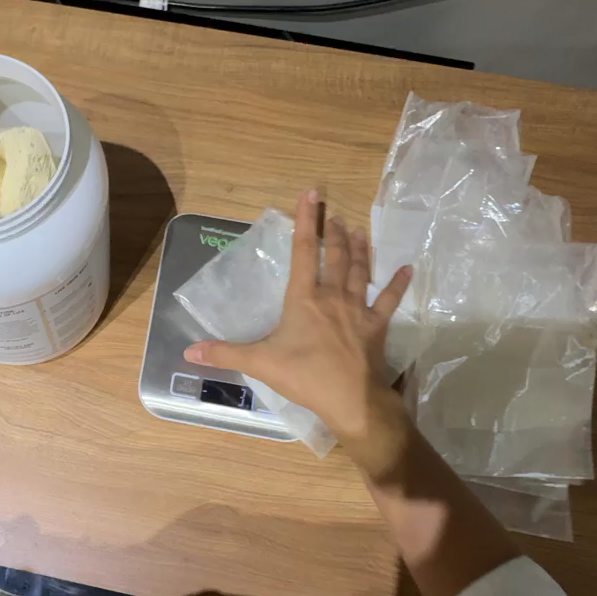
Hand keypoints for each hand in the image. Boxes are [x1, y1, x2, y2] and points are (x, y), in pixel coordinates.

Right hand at [184, 188, 414, 473]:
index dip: (306, 221)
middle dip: (334, 232)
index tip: (311, 194)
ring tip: (358, 230)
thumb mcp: (259, 363)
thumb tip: (189, 352)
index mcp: (304, 298)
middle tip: (334, 215)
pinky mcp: (376, 326)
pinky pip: (389, 300)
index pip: (304, 251)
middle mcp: (332, 296)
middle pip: (335, 256)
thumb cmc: (304, 376)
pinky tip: (407, 268)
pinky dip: (398, 283)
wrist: (351, 400)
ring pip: (359, 270)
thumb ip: (224, 354)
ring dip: (359, 249)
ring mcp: (358, 309)